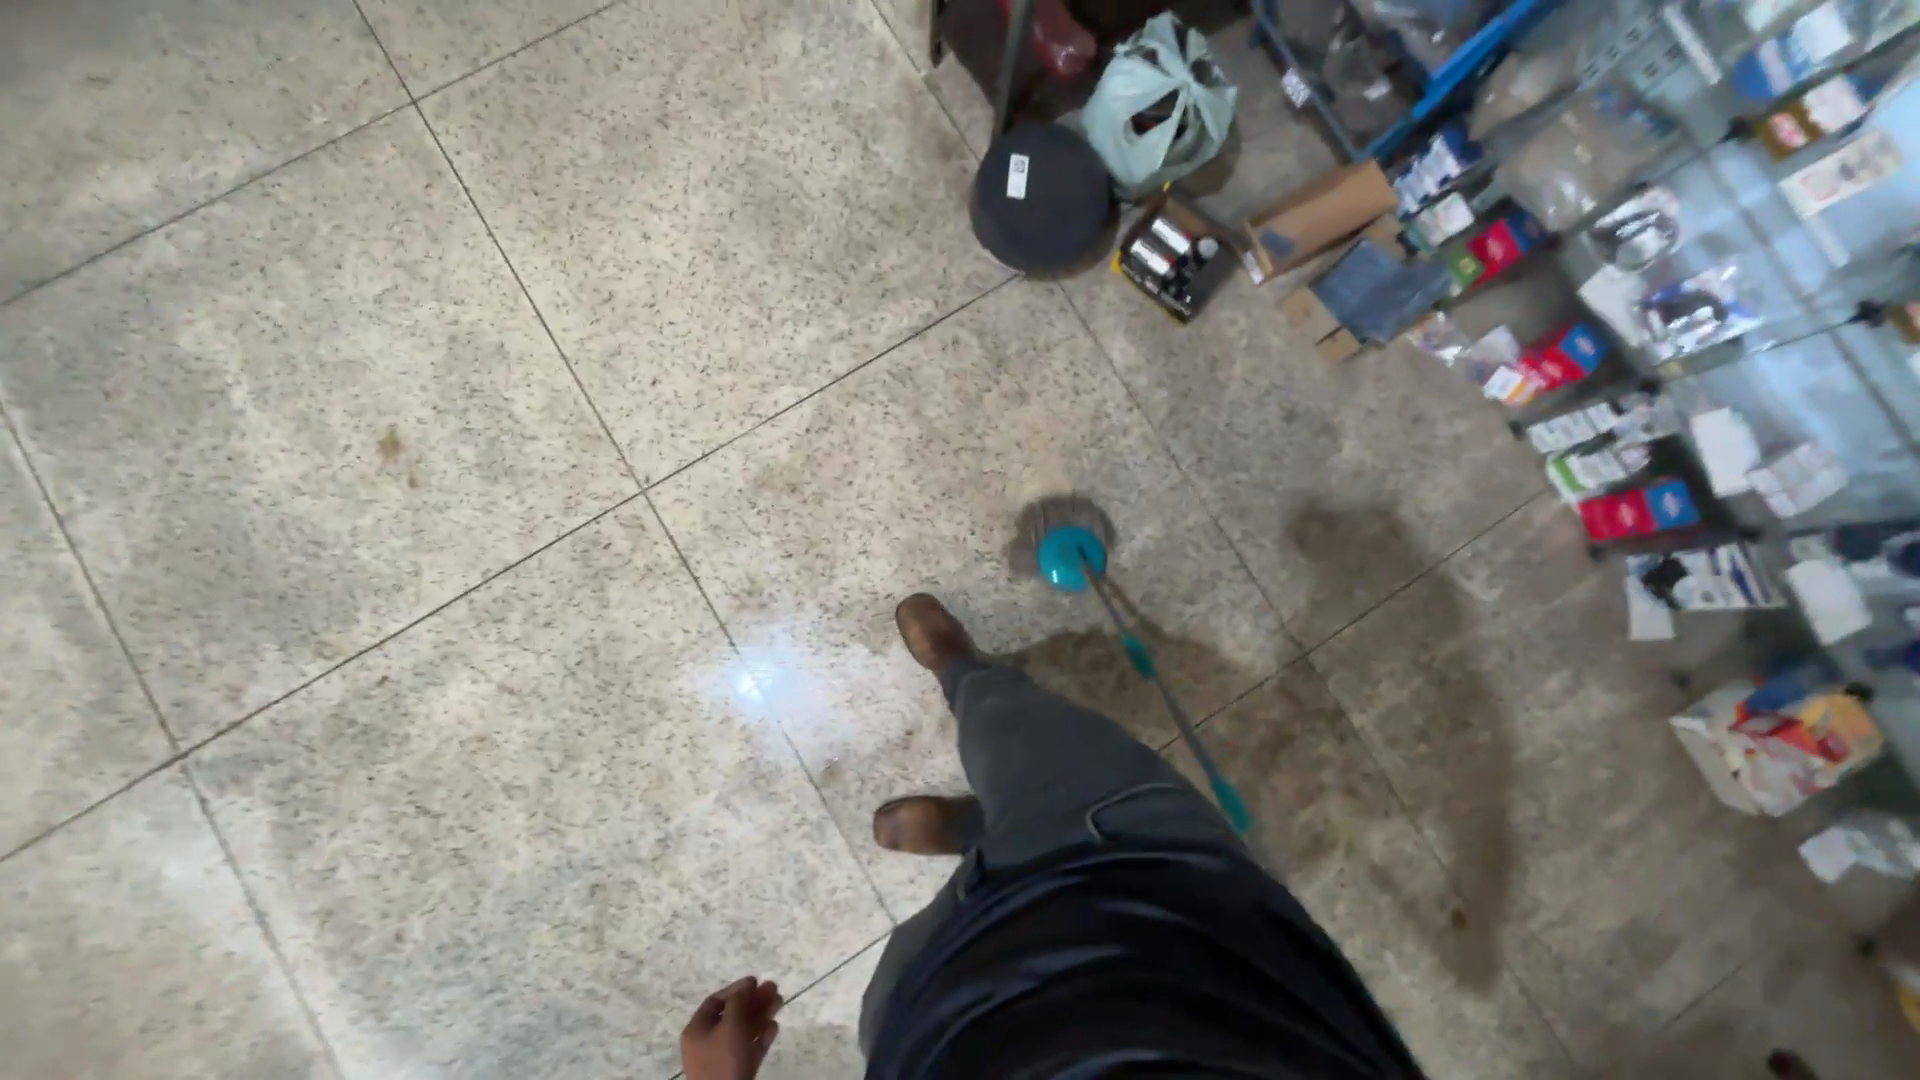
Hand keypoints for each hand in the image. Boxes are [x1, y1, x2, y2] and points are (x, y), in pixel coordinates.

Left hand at [681, 976, 782, 1079]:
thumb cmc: (724, 1060)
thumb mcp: (730, 1025)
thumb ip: (738, 1002)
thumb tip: (745, 985)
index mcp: (697, 1030)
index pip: (716, 1001)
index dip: (736, 989)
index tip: (756, 981)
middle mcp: (707, 1043)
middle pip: (732, 1014)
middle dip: (754, 1000)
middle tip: (774, 988)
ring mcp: (721, 1059)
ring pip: (743, 1031)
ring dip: (761, 1014)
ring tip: (780, 1002)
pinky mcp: (735, 1072)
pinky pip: (748, 1049)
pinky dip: (761, 1036)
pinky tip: (774, 1027)